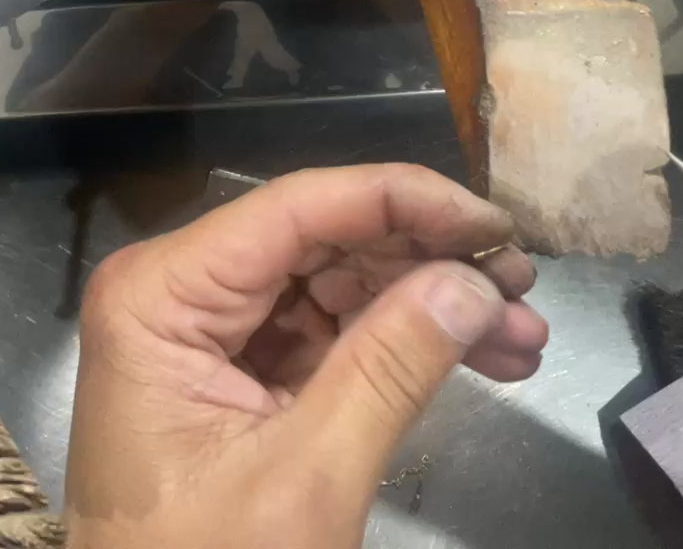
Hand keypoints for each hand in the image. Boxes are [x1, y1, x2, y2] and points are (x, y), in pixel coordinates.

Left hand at [64, 164, 548, 548]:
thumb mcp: (303, 481)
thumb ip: (390, 368)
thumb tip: (473, 284)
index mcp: (163, 290)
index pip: (297, 206)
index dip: (404, 200)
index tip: (493, 225)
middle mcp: (181, 283)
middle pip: (324, 238)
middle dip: (427, 259)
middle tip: (519, 283)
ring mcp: (211, 319)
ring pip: (339, 278)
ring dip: (428, 300)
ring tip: (517, 329)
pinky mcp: (240, 356)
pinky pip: (330, 325)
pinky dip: (401, 338)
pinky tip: (475, 355)